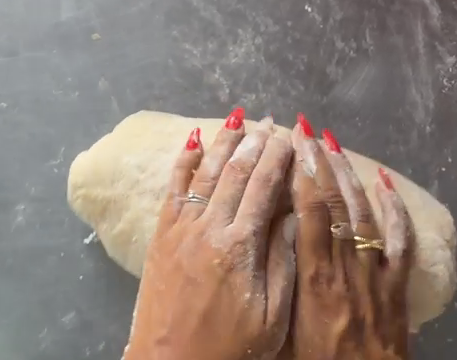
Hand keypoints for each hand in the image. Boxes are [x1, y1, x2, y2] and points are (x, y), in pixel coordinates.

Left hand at [124, 110, 298, 359]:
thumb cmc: (230, 348)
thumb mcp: (272, 316)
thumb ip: (283, 259)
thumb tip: (294, 213)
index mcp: (240, 246)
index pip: (264, 188)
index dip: (278, 159)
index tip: (291, 139)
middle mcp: (209, 227)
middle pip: (236, 172)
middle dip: (255, 143)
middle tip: (270, 123)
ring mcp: (182, 226)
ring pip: (206, 171)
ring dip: (224, 142)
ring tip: (239, 119)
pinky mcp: (162, 231)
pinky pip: (174, 186)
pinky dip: (185, 159)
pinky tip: (195, 140)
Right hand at [286, 119, 413, 359]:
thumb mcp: (281, 331)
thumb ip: (271, 285)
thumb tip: (256, 239)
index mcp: (315, 279)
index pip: (310, 211)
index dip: (301, 171)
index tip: (289, 141)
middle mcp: (346, 267)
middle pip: (335, 202)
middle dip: (318, 160)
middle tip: (304, 127)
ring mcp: (375, 273)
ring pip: (363, 211)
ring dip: (347, 172)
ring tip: (332, 141)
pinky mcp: (397, 286)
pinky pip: (400, 240)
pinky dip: (393, 207)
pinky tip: (383, 180)